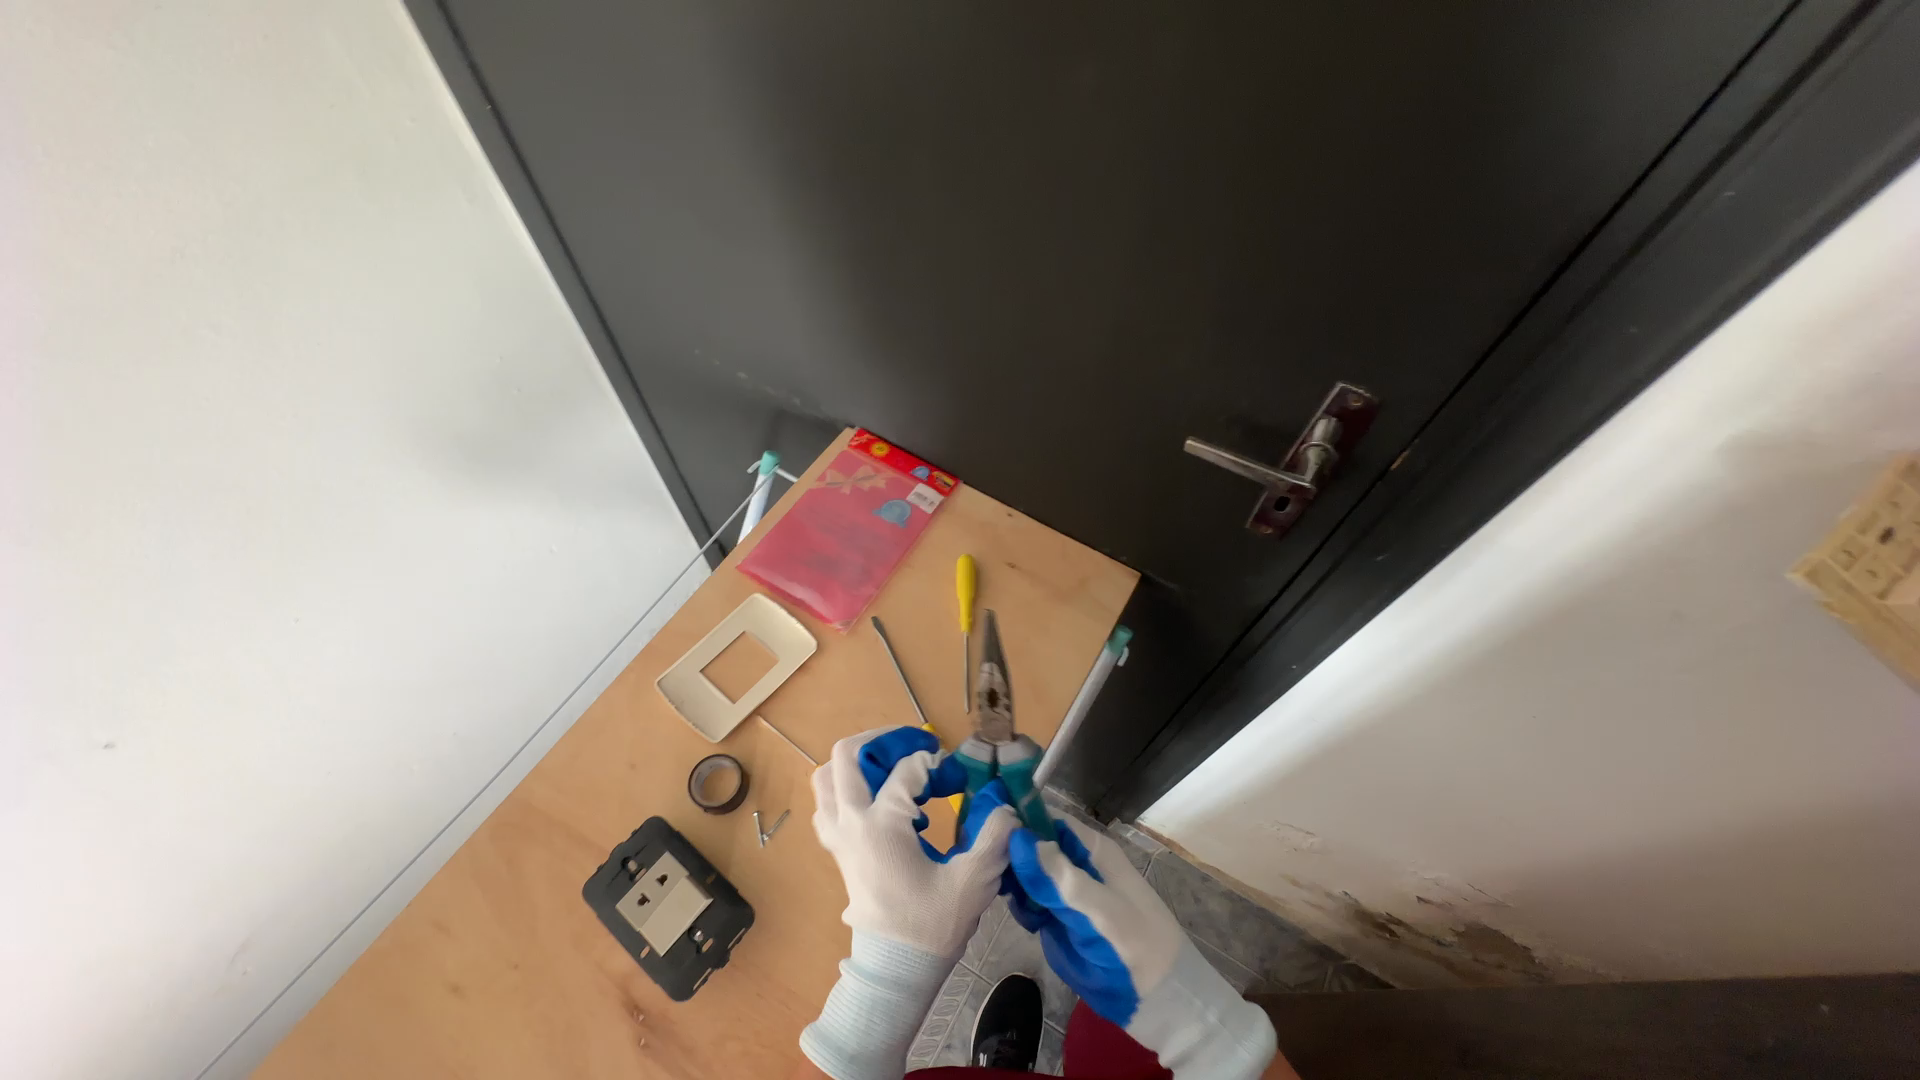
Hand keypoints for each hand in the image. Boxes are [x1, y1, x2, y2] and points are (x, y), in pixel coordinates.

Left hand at [800, 726, 1016, 1079]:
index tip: (957, 774)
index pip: (908, 770)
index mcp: (882, 824)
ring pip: (827, 777)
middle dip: (882, 739)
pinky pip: (827, 802)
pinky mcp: (836, 848)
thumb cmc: (932, 924)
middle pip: (847, 756)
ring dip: (856, 763)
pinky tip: (879, 801)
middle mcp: (852, 821)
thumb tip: (1007, 807)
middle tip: (913, 744)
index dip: (936, 763)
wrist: (896, 968)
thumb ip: (994, 836)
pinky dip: (847, 790)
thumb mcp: (973, 880)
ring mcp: (838, 834)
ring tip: (890, 767)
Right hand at [1007, 818, 1277, 1079]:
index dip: (1020, 820)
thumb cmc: (1136, 946)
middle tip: (990, 869)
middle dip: (1011, 854)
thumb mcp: (1100, 910)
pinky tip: (1023, 919)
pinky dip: (1022, 907)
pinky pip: (1032, 902)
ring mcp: (1066, 893)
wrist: (1157, 1001)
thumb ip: (1059, 877)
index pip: (1049, 820)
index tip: (988, 829)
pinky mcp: (1059, 920)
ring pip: (1027, 874)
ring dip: (1014, 882)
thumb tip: (1019, 837)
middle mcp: (1077, 865)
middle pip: (1033, 845)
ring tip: (1006, 896)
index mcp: (1092, 851)